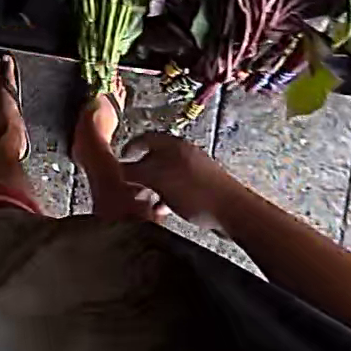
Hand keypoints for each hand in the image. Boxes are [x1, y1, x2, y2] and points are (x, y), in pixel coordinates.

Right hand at [119, 132, 235, 223]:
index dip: (129, 148)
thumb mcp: (157, 179)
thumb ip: (135, 172)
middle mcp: (184, 153)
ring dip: (152, 186)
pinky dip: (165, 196)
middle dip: (139, 171)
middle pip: (154, 158)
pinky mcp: (202, 187)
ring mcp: (194, 170)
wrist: (232, 211)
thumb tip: (119, 170)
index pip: (144, 139)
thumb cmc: (194, 190)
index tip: (118, 159)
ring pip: (165, 175)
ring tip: (141, 200)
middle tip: (127, 184)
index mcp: (173, 145)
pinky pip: (177, 189)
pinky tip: (161, 209)